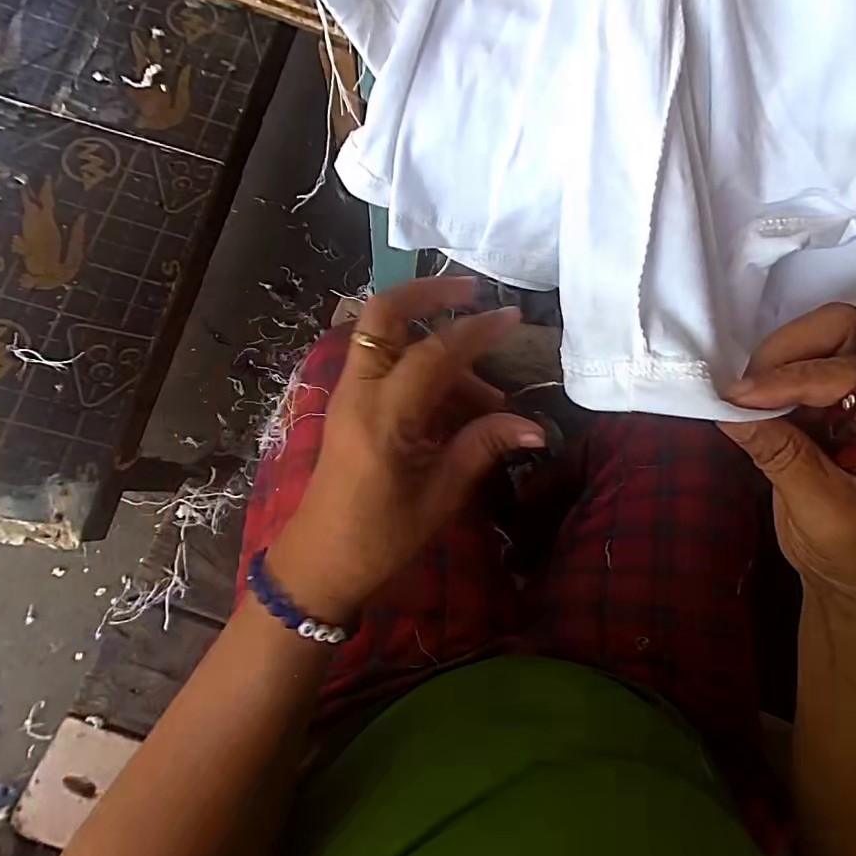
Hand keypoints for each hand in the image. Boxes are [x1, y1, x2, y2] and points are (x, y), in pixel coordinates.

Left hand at [271, 277, 546, 621]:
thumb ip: (483, 447)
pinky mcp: (349, 404)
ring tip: (487, 393)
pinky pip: (384, 363)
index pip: (435, 353)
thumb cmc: (380, 537)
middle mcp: (359, 391)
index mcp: (383, 416)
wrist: (319, 563)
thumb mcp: (439, 496)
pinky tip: (459, 403)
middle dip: (428, 293)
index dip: (476, 331)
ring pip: (385, 336)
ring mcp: (348, 394)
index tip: (513, 317)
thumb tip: (535, 426)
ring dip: (434, 341)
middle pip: (384, 314)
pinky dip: (419, 363)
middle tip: (473, 292)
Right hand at [719, 303, 855, 620]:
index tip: (740, 397)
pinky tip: (749, 403)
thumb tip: (728, 410)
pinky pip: (804, 369)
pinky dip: (772, 378)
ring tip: (746, 399)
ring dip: (780, 360)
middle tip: (748, 388)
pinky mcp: (839, 409)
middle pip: (853, 335)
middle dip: (793, 351)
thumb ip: (781, 455)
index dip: (797, 379)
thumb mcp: (826, 513)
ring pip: (828, 341)